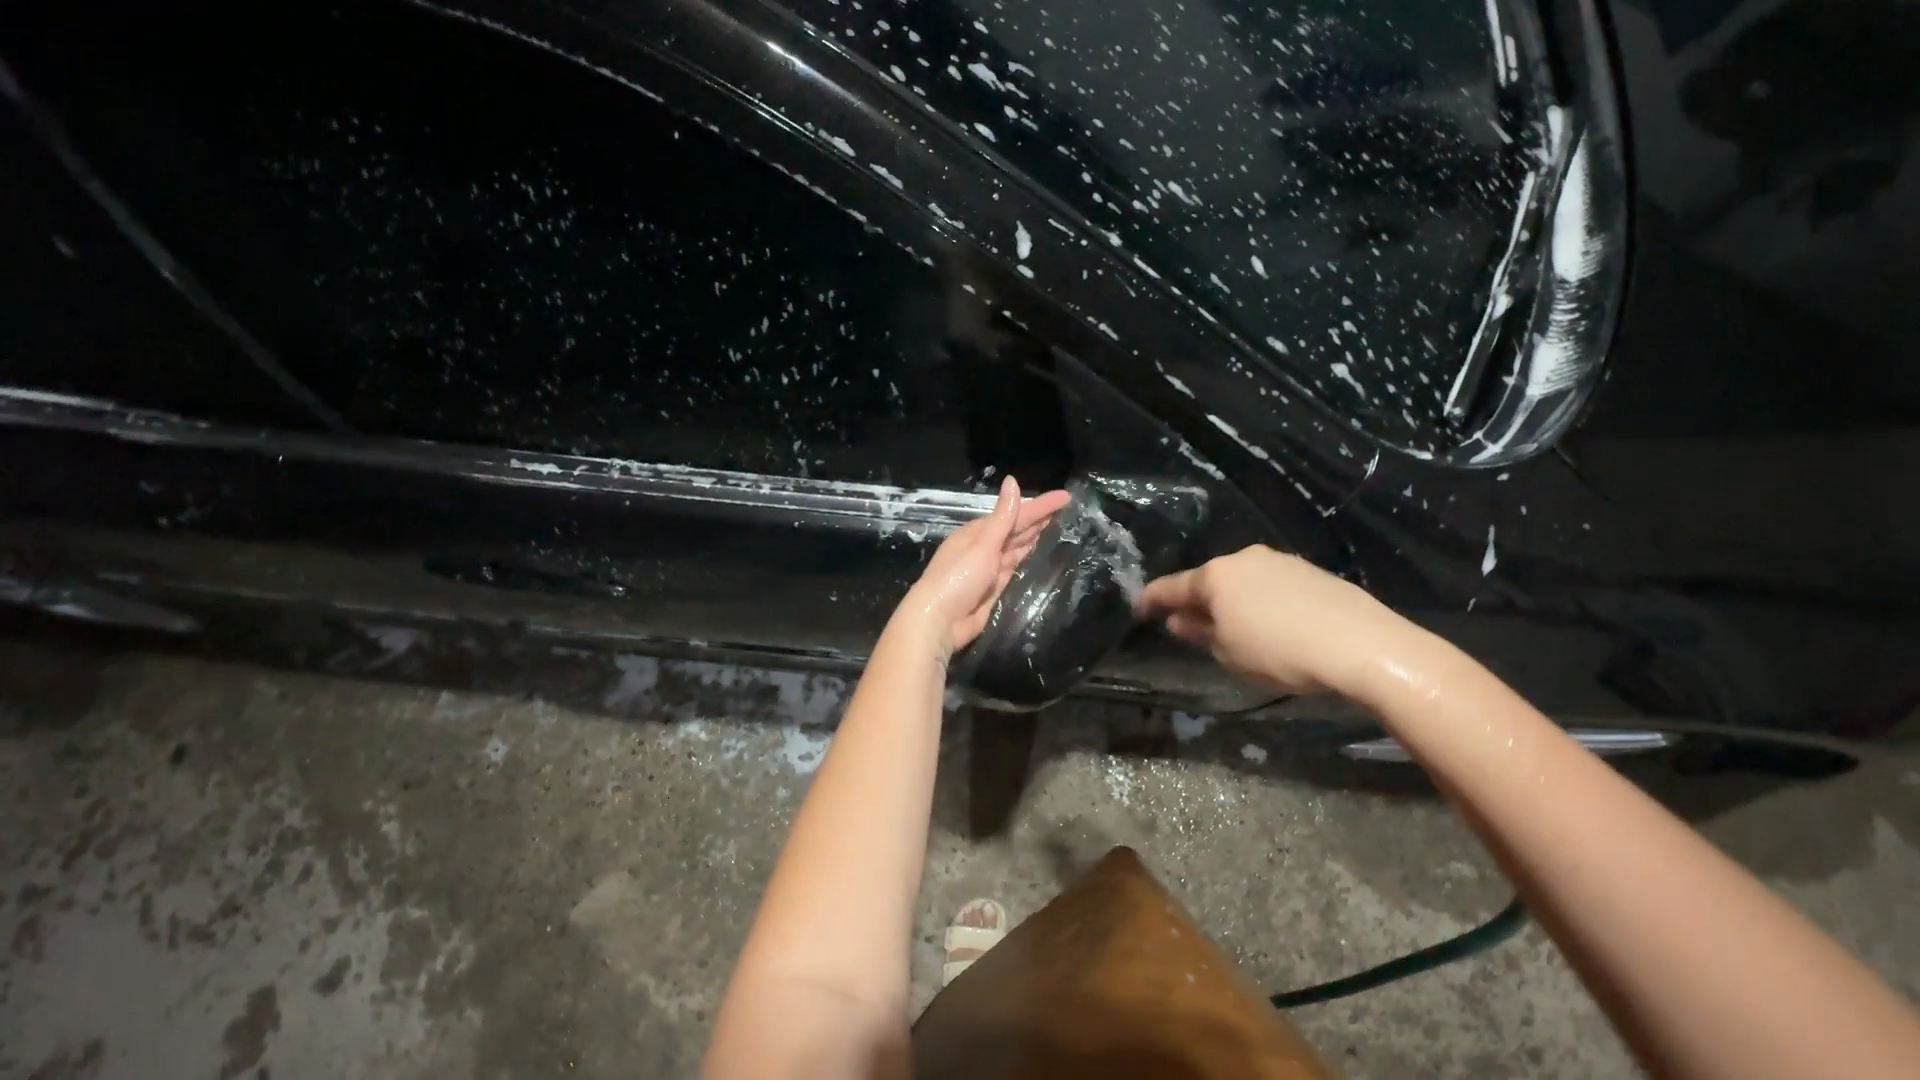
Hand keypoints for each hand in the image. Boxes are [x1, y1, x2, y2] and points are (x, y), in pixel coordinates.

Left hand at [903, 476, 1071, 654]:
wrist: (939, 621)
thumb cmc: (958, 578)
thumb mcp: (982, 544)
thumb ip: (1002, 517)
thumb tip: (1012, 480)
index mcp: (978, 532)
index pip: (1015, 514)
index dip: (1040, 505)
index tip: (1065, 497)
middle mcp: (983, 547)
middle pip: (1016, 529)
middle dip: (1039, 519)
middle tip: (1067, 509)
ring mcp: (989, 569)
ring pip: (1016, 547)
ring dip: (1035, 536)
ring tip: (1058, 526)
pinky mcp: (994, 589)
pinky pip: (1015, 568)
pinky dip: (1027, 558)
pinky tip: (1039, 553)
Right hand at [1136, 545, 1423, 697]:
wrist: (1360, 644)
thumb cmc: (1280, 652)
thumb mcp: (1229, 653)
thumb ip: (1200, 633)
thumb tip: (1180, 620)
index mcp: (1216, 576)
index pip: (1172, 586)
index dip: (1152, 600)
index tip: (1139, 608)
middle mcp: (1244, 559)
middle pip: (1210, 581)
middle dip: (1198, 602)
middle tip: (1189, 627)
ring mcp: (1280, 561)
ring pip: (1242, 582)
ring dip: (1233, 602)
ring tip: (1236, 630)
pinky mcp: (1311, 571)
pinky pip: (1271, 586)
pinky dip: (1262, 602)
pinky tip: (1273, 625)